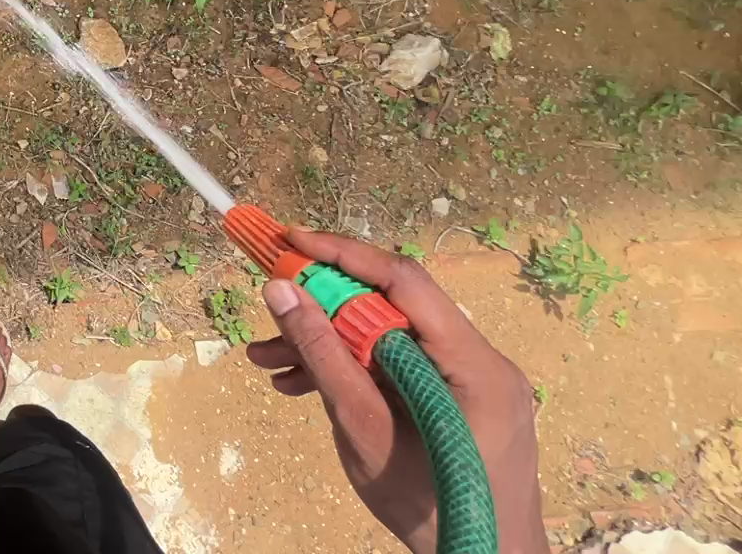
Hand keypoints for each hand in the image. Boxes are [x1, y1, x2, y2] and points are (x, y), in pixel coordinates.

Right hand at [246, 229, 547, 553]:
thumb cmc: (426, 501)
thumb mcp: (360, 422)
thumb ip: (321, 350)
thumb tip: (278, 287)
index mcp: (472, 363)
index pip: (405, 280)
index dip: (343, 253)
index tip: (289, 241)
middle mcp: (475, 360)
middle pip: (386, 306)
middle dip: (319, 304)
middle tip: (270, 304)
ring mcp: (463, 381)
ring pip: (378, 335)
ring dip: (320, 340)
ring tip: (265, 358)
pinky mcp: (447, 398)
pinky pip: (386, 363)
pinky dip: (341, 366)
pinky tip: (294, 382)